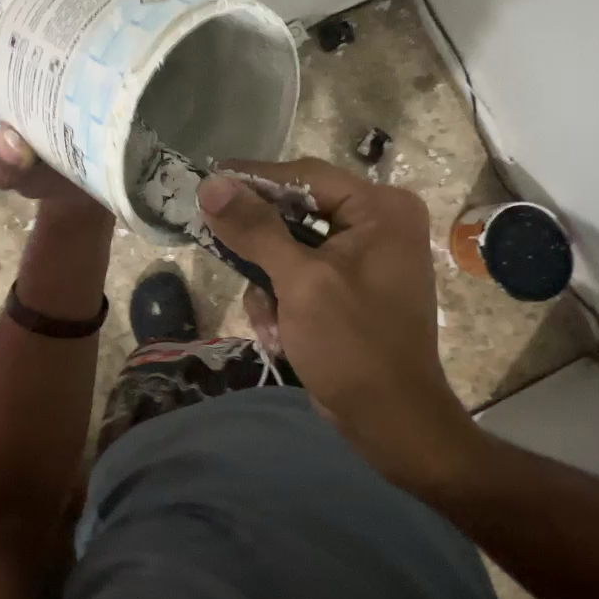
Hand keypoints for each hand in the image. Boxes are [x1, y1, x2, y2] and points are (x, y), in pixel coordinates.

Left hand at [0, 0, 149, 212]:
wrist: (91, 202)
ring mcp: (107, 53)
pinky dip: (164, 7)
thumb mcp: (21, 177)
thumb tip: (11, 138)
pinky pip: (151, 29)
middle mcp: (67, 44)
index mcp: (31, 57)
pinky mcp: (140, 69)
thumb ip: (8, 167)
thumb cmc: (49, 180)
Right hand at [196, 160, 480, 489]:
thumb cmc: (352, 344)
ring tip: (269, 320)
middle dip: (261, 248)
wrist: (392, 422)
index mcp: (381, 208)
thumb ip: (255, 229)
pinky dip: (285, 302)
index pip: (306, 176)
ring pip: (292, 247)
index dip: (254, 179)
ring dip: (270, 285)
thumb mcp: (299, 282)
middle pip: (297, 211)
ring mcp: (367, 257)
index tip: (206, 182)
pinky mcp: (352, 288)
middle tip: (218, 248)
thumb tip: (211, 184)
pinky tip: (281, 335)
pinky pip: (303, 275)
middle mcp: (379, 223)